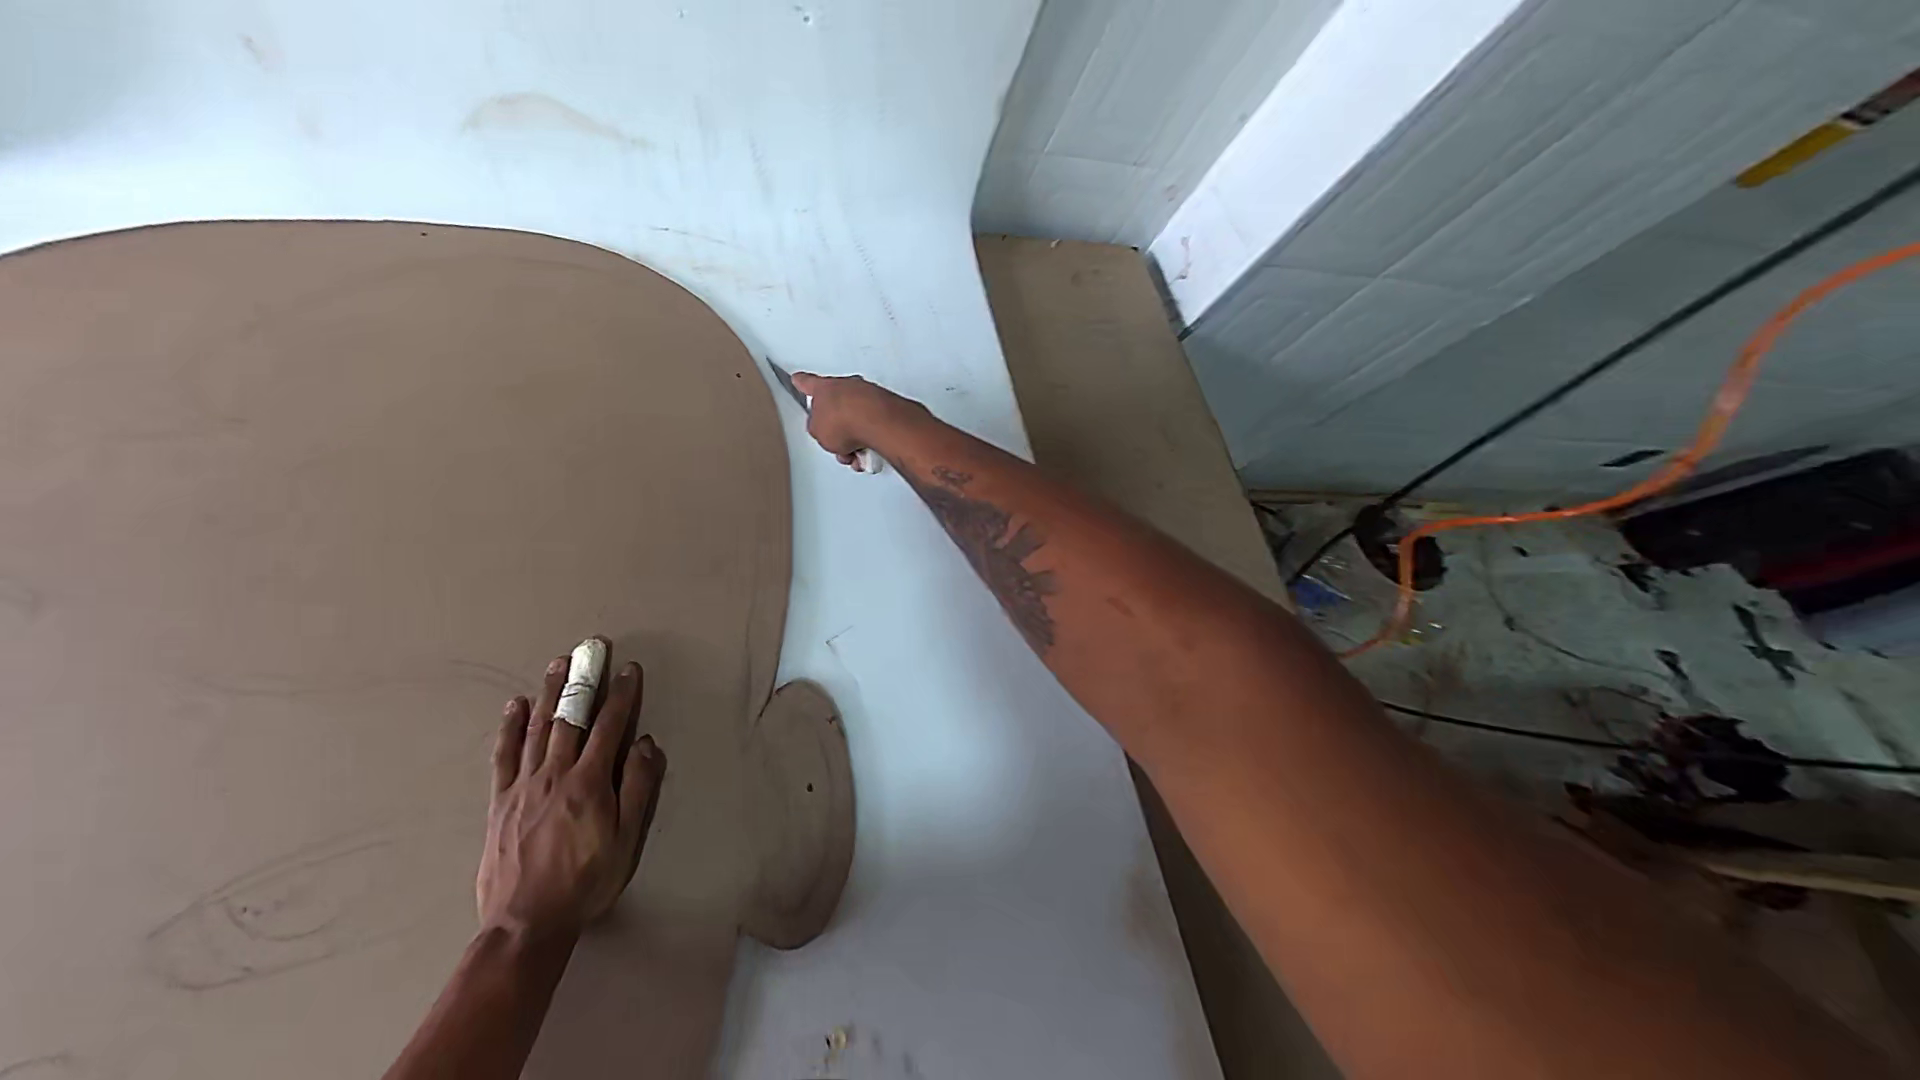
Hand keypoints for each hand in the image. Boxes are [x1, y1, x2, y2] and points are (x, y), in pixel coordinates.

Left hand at [478, 647, 665, 937]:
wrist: (526, 922)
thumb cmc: (587, 879)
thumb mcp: (627, 837)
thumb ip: (638, 786)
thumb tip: (645, 742)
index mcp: (589, 782)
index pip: (609, 726)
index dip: (621, 695)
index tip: (629, 669)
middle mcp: (555, 774)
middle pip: (570, 717)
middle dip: (583, 680)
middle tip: (589, 649)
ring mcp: (523, 785)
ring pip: (538, 728)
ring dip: (549, 692)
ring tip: (557, 664)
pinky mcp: (500, 801)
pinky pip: (504, 756)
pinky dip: (509, 728)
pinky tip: (514, 705)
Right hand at [790, 372, 925, 468]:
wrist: (875, 422)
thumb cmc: (847, 420)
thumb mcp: (817, 432)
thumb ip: (817, 429)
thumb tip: (826, 433)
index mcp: (824, 388)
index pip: (807, 383)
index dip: (801, 383)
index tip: (797, 379)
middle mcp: (847, 386)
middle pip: (837, 411)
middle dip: (838, 432)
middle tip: (840, 446)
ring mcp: (868, 396)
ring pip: (857, 423)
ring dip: (855, 442)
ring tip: (856, 453)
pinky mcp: (886, 408)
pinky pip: (874, 428)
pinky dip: (871, 442)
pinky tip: (869, 453)